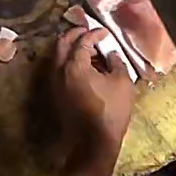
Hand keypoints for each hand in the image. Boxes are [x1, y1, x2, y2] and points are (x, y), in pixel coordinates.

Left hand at [49, 28, 133, 175]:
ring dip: (70, 47)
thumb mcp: (122, 83)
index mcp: (74, 66)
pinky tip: (84, 66)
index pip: (82, 41)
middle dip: (75, 34)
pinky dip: (68, 61)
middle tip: (89, 32)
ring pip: (57, 56)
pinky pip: (58, 69)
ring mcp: (54, 83)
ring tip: (88, 48)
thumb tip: (110, 53)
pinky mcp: (55, 94)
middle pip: (62, 43)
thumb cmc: (111, 111)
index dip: (94, 34)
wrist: (93, 143)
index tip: (105, 32)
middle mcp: (58, 71)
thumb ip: (116, 62)